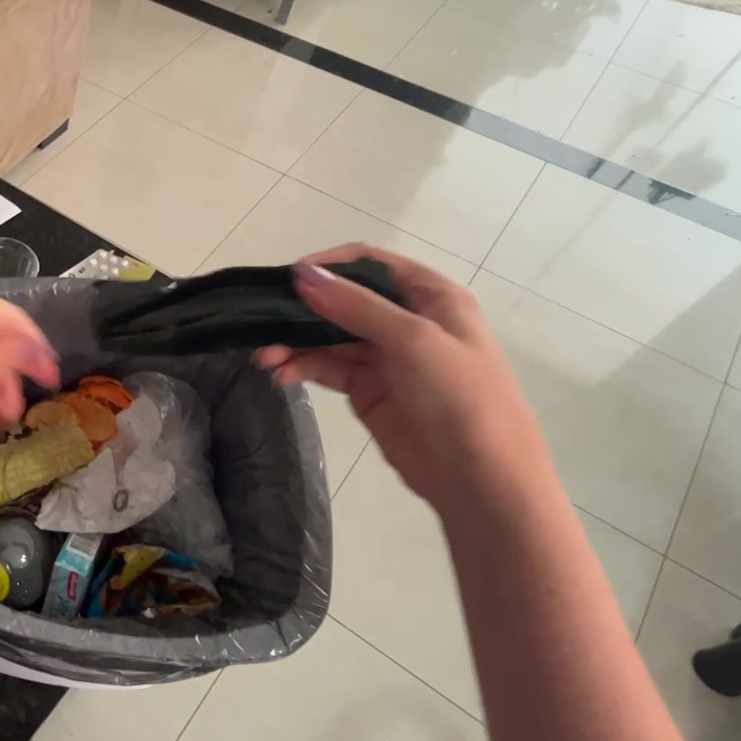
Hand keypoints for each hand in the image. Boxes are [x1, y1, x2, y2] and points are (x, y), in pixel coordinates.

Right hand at [256, 245, 557, 517]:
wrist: (479, 476)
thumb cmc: (459, 396)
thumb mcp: (412, 340)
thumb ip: (354, 305)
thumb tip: (302, 274)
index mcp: (430, 296)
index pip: (370, 264)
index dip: (328, 266)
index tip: (286, 279)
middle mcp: (405, 320)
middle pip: (342, 301)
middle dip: (300, 311)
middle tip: (261, 322)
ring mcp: (384, 356)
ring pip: (327, 337)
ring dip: (294, 344)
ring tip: (265, 359)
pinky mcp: (366, 389)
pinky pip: (326, 368)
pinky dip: (301, 368)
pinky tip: (281, 376)